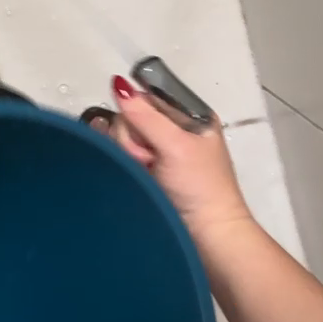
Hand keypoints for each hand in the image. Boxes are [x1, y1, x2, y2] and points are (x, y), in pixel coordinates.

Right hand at [105, 75, 252, 240]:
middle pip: (128, 116)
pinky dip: (117, 158)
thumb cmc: (200, 187)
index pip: (146, 95)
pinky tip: (122, 166)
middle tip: (151, 159)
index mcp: (188, 116)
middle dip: (132, 138)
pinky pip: (116, 151)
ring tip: (145, 171)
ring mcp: (154, 151)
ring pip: (118, 135)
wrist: (205, 238)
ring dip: (126, 153)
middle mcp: (169, 129)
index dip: (137, 109)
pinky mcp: (141, 169)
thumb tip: (117, 83)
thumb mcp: (176, 146)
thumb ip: (145, 116)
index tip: (144, 131)